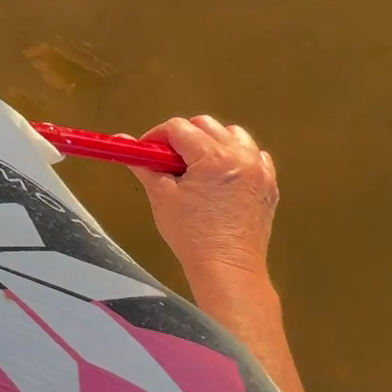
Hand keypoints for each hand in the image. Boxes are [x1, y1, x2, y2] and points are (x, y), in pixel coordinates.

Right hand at [128, 115, 278, 288]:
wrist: (227, 267)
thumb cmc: (191, 233)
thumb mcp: (160, 195)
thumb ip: (144, 163)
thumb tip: (122, 141)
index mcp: (213, 158)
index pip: (178, 127)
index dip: (156, 136)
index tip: (147, 153)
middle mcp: (241, 157)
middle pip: (206, 125)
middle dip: (182, 136)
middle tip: (168, 160)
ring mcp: (260, 171)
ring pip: (233, 135)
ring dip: (212, 141)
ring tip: (196, 165)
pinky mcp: (269, 185)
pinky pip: (254, 155)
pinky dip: (236, 156)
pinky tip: (221, 175)